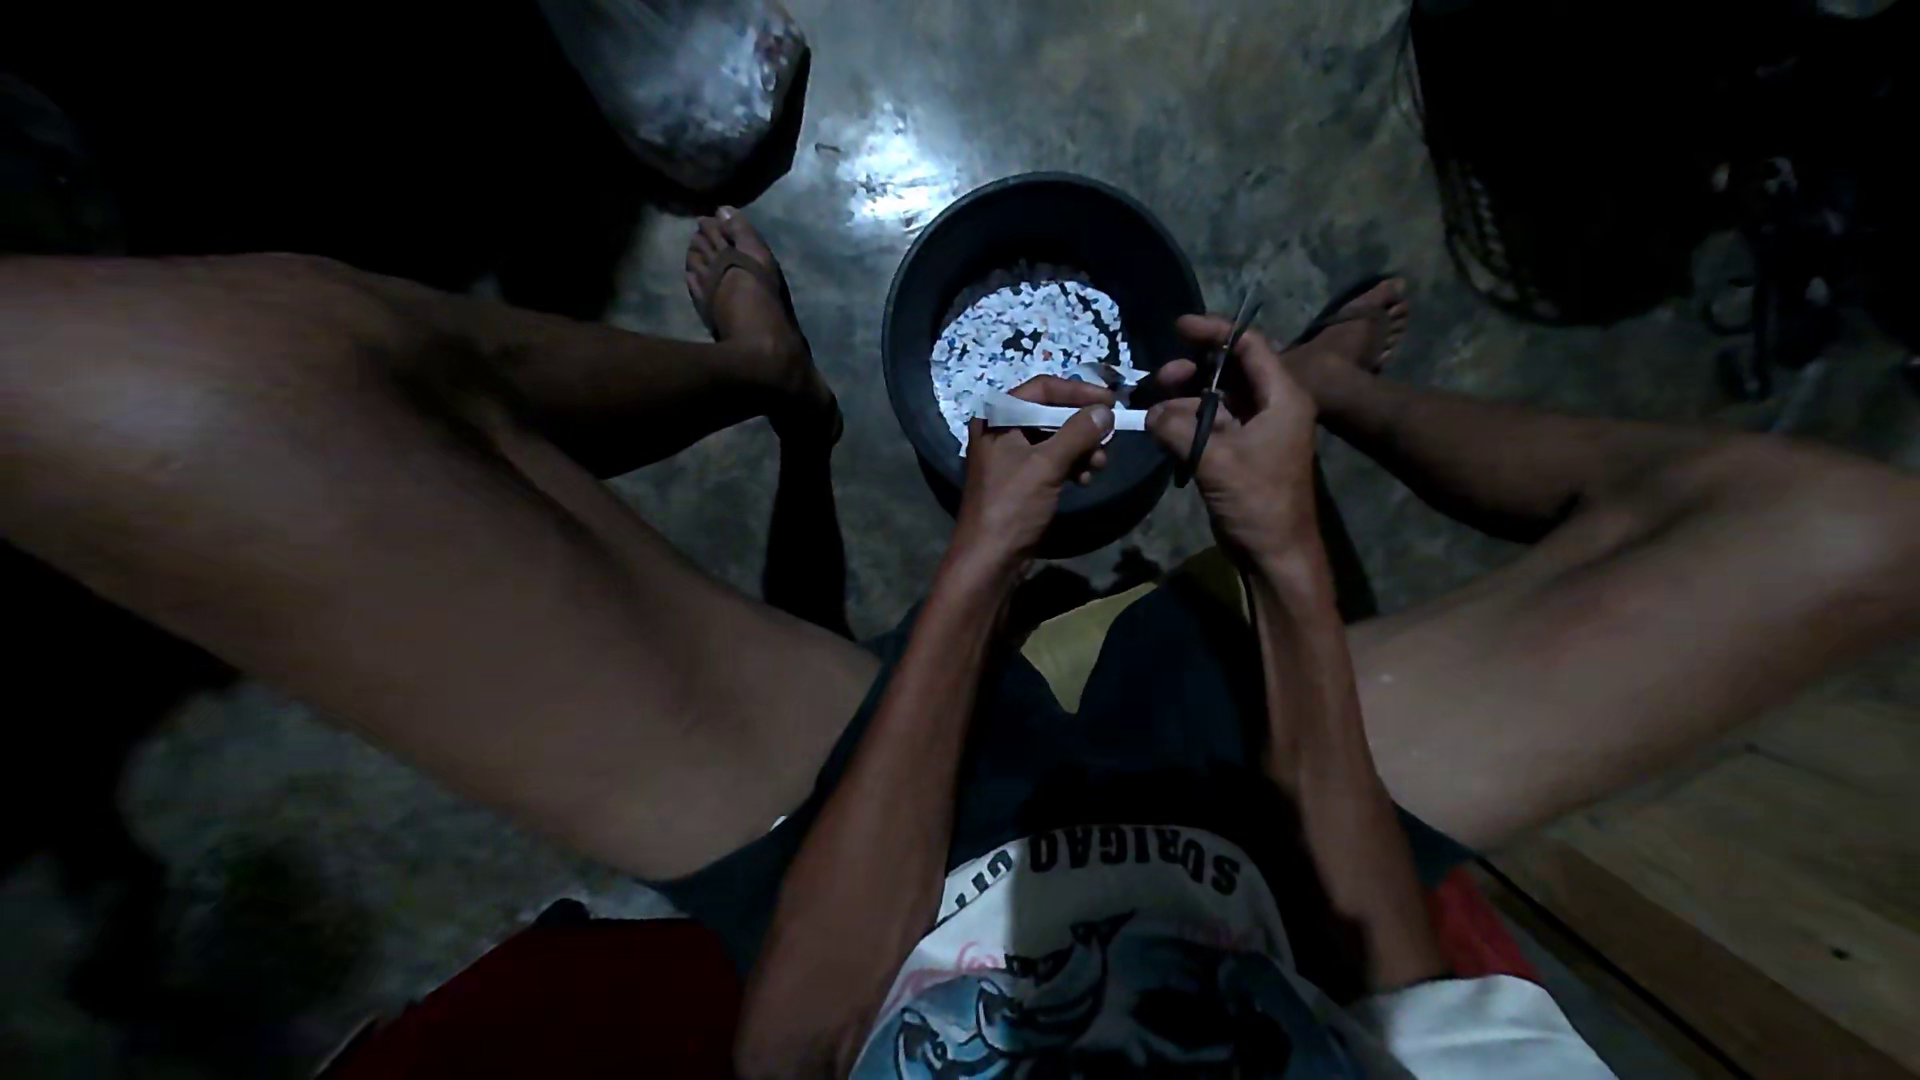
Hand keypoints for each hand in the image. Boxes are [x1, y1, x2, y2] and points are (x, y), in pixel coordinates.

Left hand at [953, 376, 1115, 567]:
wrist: (990, 557)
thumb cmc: (1012, 505)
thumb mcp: (1047, 464)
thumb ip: (1078, 432)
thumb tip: (1106, 411)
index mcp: (997, 417)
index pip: (1042, 388)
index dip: (1079, 391)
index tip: (1112, 401)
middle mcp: (1000, 430)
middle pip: (1050, 412)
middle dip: (1082, 426)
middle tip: (1109, 439)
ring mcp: (1010, 456)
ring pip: (1054, 438)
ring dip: (1081, 448)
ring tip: (1098, 465)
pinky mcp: (1020, 479)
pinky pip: (1051, 460)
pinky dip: (1071, 465)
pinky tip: (1084, 479)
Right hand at [1147, 315, 1318, 559]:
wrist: (1274, 552)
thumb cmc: (1258, 501)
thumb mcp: (1216, 461)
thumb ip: (1178, 429)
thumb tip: (1149, 412)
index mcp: (1281, 397)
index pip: (1249, 347)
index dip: (1214, 332)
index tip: (1178, 327)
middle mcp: (1270, 407)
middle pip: (1227, 373)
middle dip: (1190, 372)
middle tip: (1158, 381)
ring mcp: (1253, 431)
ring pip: (1213, 401)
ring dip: (1182, 403)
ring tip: (1152, 414)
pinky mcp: (1237, 453)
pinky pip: (1208, 427)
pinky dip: (1184, 425)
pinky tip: (1161, 430)